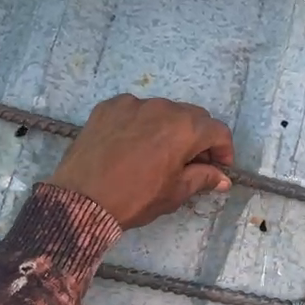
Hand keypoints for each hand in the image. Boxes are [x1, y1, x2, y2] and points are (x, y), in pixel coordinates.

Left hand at [48, 95, 234, 228]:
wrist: (81, 200)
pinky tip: (132, 145)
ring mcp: (132, 103)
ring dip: (169, 129)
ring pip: (162, 111)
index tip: (219, 169)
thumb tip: (222, 178)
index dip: (223, 151)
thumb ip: (203, 178)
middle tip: (192, 163)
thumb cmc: (135, 198)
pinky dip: (140, 124)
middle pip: (192, 116)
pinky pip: (134, 110)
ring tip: (158, 154)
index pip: (217, 131)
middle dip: (198, 138)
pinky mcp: (108, 107)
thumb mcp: (175, 192)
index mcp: (185, 128)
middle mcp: (162, 107)